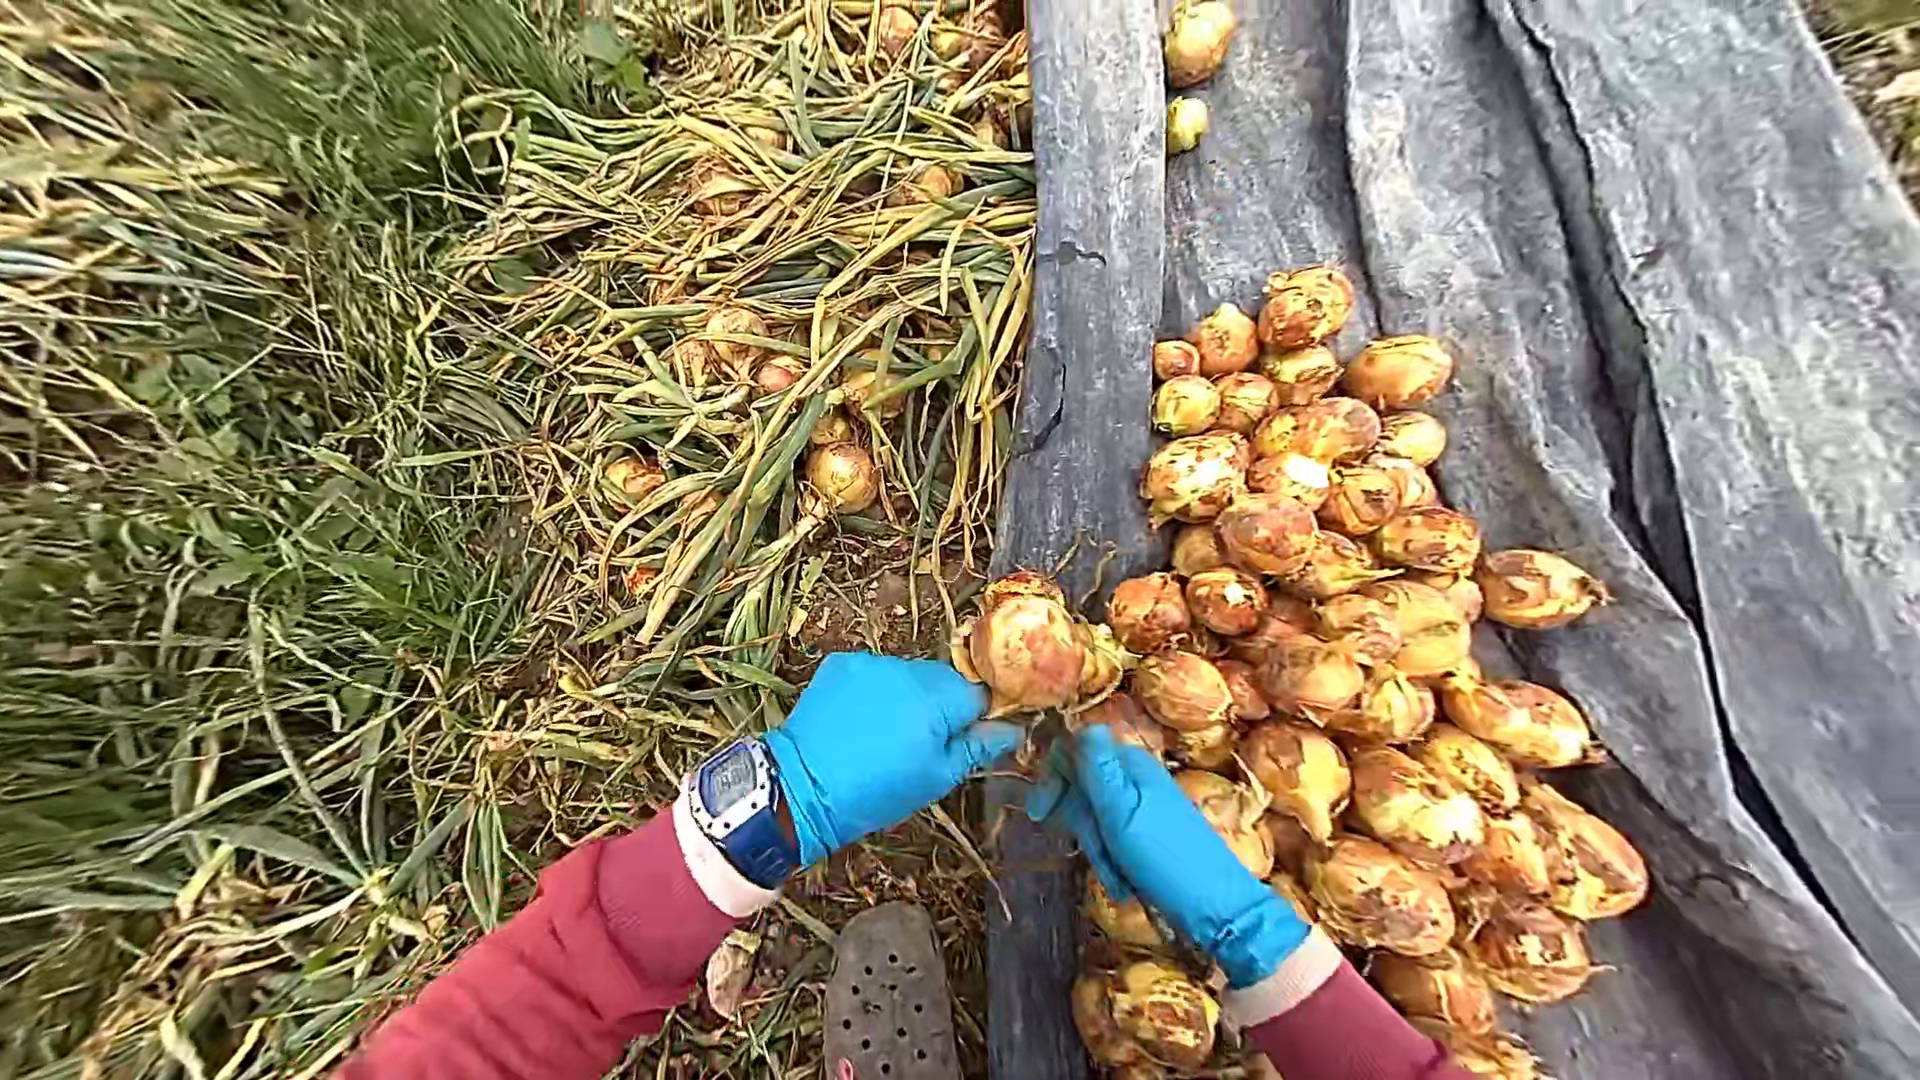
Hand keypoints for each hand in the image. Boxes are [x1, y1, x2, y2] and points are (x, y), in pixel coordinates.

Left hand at [763, 652, 1019, 865]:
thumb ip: (978, 746)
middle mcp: (908, 669)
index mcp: (937, 698)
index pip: (979, 691)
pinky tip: (862, 717)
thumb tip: (1014, 728)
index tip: (965, 734)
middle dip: (942, 703)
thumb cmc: (878, 791)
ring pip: (910, 673)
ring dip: (909, 694)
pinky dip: (877, 688)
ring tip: (887, 730)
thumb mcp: (936, 778)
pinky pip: (876, 670)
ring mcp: (872, 661)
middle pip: (944, 678)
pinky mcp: (843, 662)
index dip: (977, 713)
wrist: (801, 787)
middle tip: (922, 739)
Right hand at [1027, 726, 1309, 986]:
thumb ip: (1097, 766)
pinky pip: (1111, 837)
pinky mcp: (1145, 831)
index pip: (1075, 750)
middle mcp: (1133, 776)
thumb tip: (1082, 721)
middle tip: (1089, 848)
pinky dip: (1112, 860)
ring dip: (1097, 848)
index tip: (1040, 811)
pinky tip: (1124, 882)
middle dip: (1080, 822)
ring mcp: (1140, 804)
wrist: (1218, 910)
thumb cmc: (1166, 858)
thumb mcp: (1121, 811)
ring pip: (1094, 815)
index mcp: (1129, 762)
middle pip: (1081, 785)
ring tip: (1116, 875)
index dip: (1054, 777)